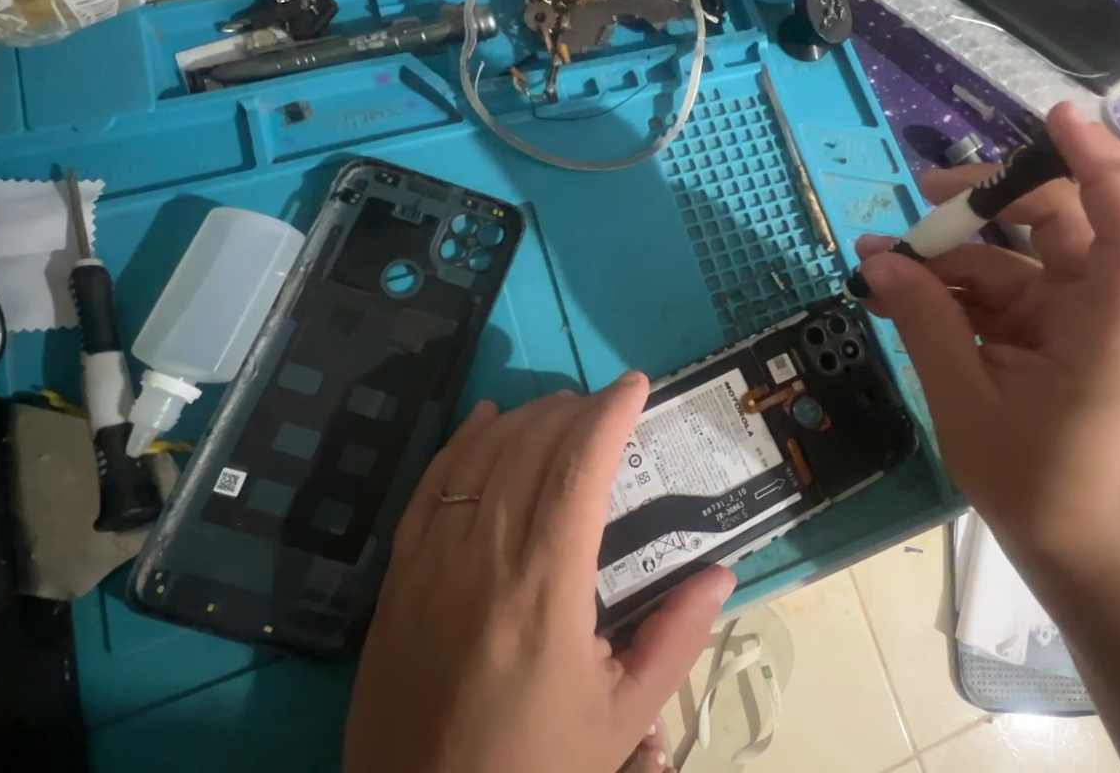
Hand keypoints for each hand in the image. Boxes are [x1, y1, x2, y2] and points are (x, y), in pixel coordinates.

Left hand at [346, 373, 735, 772]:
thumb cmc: (531, 764)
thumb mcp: (621, 716)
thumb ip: (676, 638)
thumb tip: (721, 571)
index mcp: (546, 591)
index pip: (579, 471)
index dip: (609, 417)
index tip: (635, 385)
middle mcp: (484, 560)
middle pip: (530, 450)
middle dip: (573, 410)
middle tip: (607, 404)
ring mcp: (431, 564)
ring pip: (480, 458)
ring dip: (525, 418)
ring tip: (561, 408)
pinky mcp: (398, 577)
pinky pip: (429, 487)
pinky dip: (461, 442)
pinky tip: (484, 419)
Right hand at [858, 102, 1119, 575]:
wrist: (1065, 536)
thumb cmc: (1030, 477)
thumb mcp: (962, 399)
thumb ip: (924, 322)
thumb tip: (877, 261)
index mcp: (1104, 326)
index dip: (1101, 166)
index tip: (1056, 117)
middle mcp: (1097, 307)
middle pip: (1061, 221)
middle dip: (991, 200)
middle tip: (924, 198)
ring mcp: (1070, 315)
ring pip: (1015, 253)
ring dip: (951, 252)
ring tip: (881, 264)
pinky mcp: (1044, 329)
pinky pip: (997, 288)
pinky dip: (951, 287)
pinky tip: (898, 292)